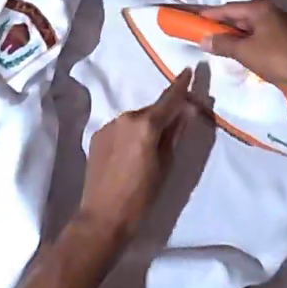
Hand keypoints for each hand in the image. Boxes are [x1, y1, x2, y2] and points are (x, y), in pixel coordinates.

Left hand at [76, 68, 202, 239]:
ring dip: (144, 128)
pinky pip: (120, 130)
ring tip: (148, 152)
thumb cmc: (141, 197)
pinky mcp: (98, 135)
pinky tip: (129, 156)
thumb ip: (174, 134)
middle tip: (171, 132)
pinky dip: (129, 136)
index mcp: (146, 124)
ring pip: (135, 121)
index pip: (168, 100)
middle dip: (162, 117)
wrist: (103, 216)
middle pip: (151, 112)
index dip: (180, 85)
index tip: (188, 70)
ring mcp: (109, 125)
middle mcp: (126, 117)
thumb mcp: (165, 166)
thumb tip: (185, 111)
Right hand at [202, 0, 286, 100]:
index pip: (229, 8)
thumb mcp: (244, 51)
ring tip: (221, 42)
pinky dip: (249, 40)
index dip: (211, 13)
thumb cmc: (275, 58)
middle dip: (224, 24)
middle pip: (241, 15)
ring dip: (236, 34)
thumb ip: (222, 43)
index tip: (195, 17)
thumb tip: (203, 40)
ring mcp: (282, 24)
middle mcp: (272, 11)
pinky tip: (242, 50)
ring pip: (252, 26)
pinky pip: (261, 34)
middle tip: (207, 31)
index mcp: (260, 8)